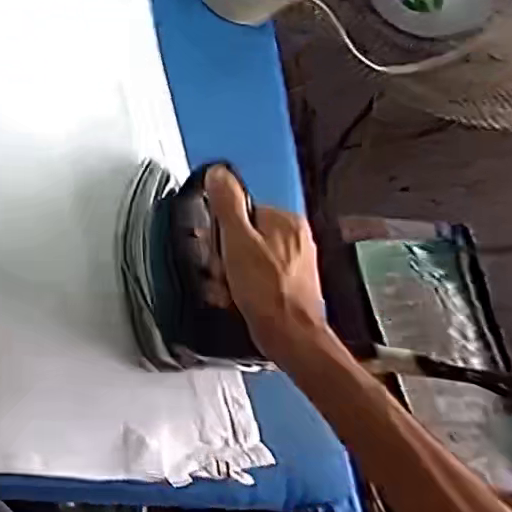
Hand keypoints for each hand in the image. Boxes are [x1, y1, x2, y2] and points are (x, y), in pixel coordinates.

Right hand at [203, 164, 328, 362]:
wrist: (290, 337)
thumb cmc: (267, 292)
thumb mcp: (237, 240)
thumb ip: (227, 203)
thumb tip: (219, 174)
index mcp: (285, 221)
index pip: (239, 209)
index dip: (221, 228)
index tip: (217, 245)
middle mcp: (294, 239)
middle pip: (241, 233)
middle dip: (224, 254)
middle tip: (223, 269)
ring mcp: (292, 263)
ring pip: (245, 256)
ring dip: (229, 272)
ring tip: (229, 287)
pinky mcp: (287, 284)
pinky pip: (254, 275)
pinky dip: (241, 285)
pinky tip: (236, 297)